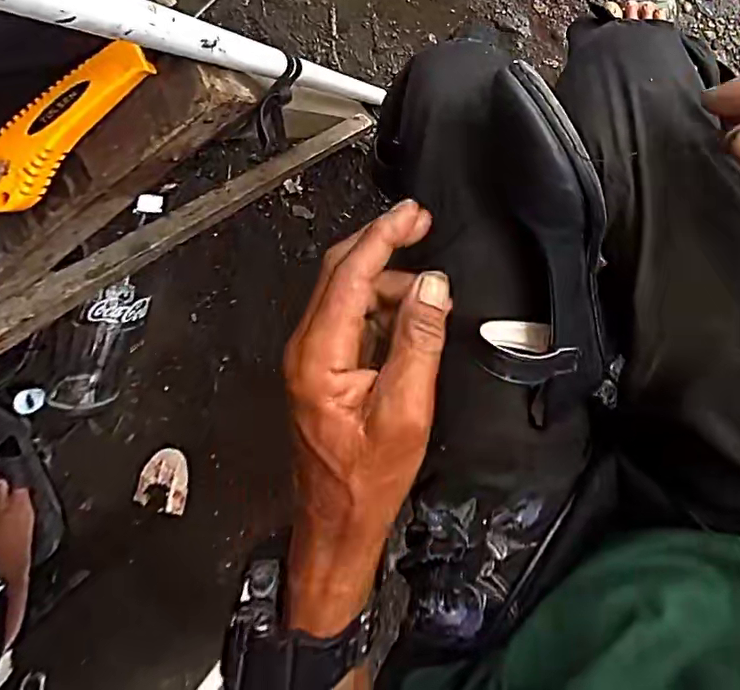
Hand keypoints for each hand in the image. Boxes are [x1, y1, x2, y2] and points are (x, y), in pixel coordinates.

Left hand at [282, 199, 451, 635]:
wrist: (337, 524)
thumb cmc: (365, 480)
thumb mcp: (406, 410)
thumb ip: (419, 340)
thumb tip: (432, 287)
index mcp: (319, 355)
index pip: (350, 274)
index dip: (383, 236)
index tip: (411, 216)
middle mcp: (307, 348)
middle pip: (341, 271)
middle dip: (381, 241)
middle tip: (418, 222)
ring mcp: (313, 355)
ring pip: (349, 290)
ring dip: (389, 279)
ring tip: (427, 295)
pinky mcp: (324, 364)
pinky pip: (354, 314)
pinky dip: (383, 303)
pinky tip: (409, 316)